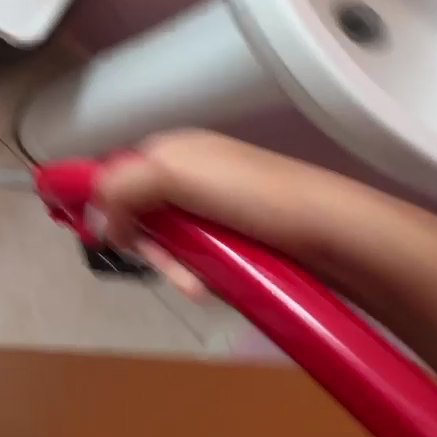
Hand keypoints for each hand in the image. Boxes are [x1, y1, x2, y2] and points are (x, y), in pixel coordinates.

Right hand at [92, 129, 356, 297]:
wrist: (341, 234)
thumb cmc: (252, 195)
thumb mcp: (171, 174)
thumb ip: (118, 187)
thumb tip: (96, 222)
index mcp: (171, 150)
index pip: (114, 174)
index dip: (103, 203)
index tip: (105, 235)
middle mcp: (188, 174)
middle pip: (137, 210)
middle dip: (144, 242)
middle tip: (164, 268)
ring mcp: (214, 209)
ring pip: (166, 239)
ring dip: (170, 263)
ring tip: (194, 286)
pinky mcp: (239, 241)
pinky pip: (196, 257)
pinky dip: (194, 272)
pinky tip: (208, 285)